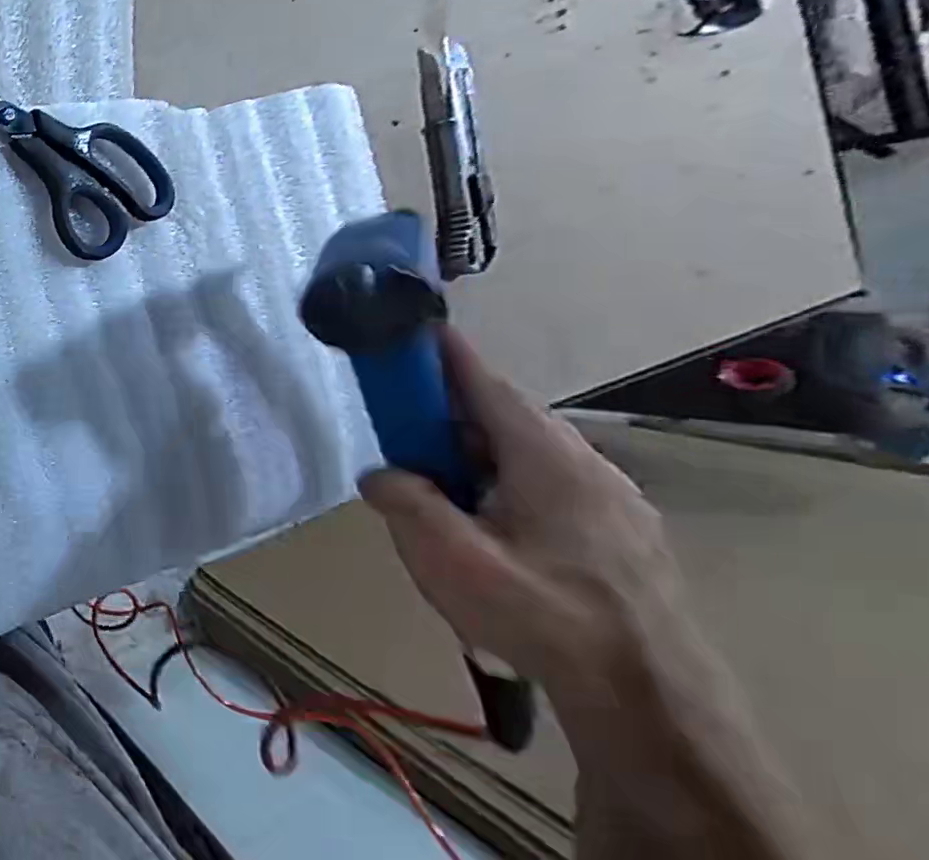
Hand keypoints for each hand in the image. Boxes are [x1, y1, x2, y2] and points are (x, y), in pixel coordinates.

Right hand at [359, 327, 683, 696]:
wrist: (650, 700)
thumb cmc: (542, 614)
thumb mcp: (449, 558)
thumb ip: (404, 502)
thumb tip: (379, 474)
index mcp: (546, 459)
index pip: (487, 386)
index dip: (448, 355)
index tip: (416, 330)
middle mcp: (585, 466)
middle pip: (506, 419)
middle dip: (451, 413)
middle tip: (404, 426)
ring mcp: (611, 501)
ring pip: (528, 455)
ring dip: (477, 454)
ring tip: (439, 483)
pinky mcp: (619, 534)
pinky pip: (548, 486)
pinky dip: (505, 482)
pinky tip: (487, 524)